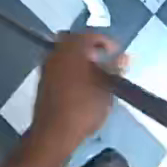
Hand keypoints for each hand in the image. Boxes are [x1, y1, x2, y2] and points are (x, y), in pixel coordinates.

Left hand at [29, 32, 119, 149]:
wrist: (54, 132)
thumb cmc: (83, 108)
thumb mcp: (106, 89)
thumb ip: (114, 69)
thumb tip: (124, 56)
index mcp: (72, 49)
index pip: (89, 34)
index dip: (105, 41)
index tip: (116, 52)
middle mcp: (56, 52)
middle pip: (74, 40)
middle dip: (90, 47)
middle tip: (104, 59)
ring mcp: (46, 66)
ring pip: (64, 53)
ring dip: (79, 58)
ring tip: (95, 74)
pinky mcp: (42, 80)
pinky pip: (59, 65)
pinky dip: (70, 68)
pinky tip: (81, 84)